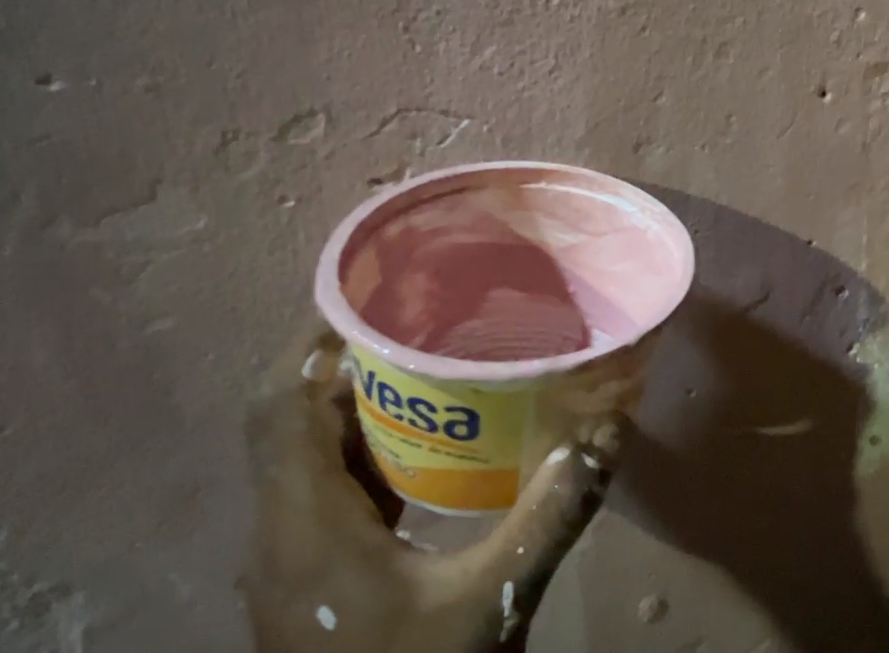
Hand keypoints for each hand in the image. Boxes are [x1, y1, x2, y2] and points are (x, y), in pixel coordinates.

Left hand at [238, 322, 619, 652]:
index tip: (366, 287)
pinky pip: (331, 483)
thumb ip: (551, 515)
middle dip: (345, 356)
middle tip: (419, 311)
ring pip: (309, 452)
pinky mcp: (318, 572)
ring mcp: (295, 556)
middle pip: (291, 420)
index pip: (281, 408)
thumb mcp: (493, 601)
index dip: (311, 339)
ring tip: (429, 356)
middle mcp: (285, 531)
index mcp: (307, 525)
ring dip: (357, 399)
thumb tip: (607, 432)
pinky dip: (370, 442)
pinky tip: (431, 439)